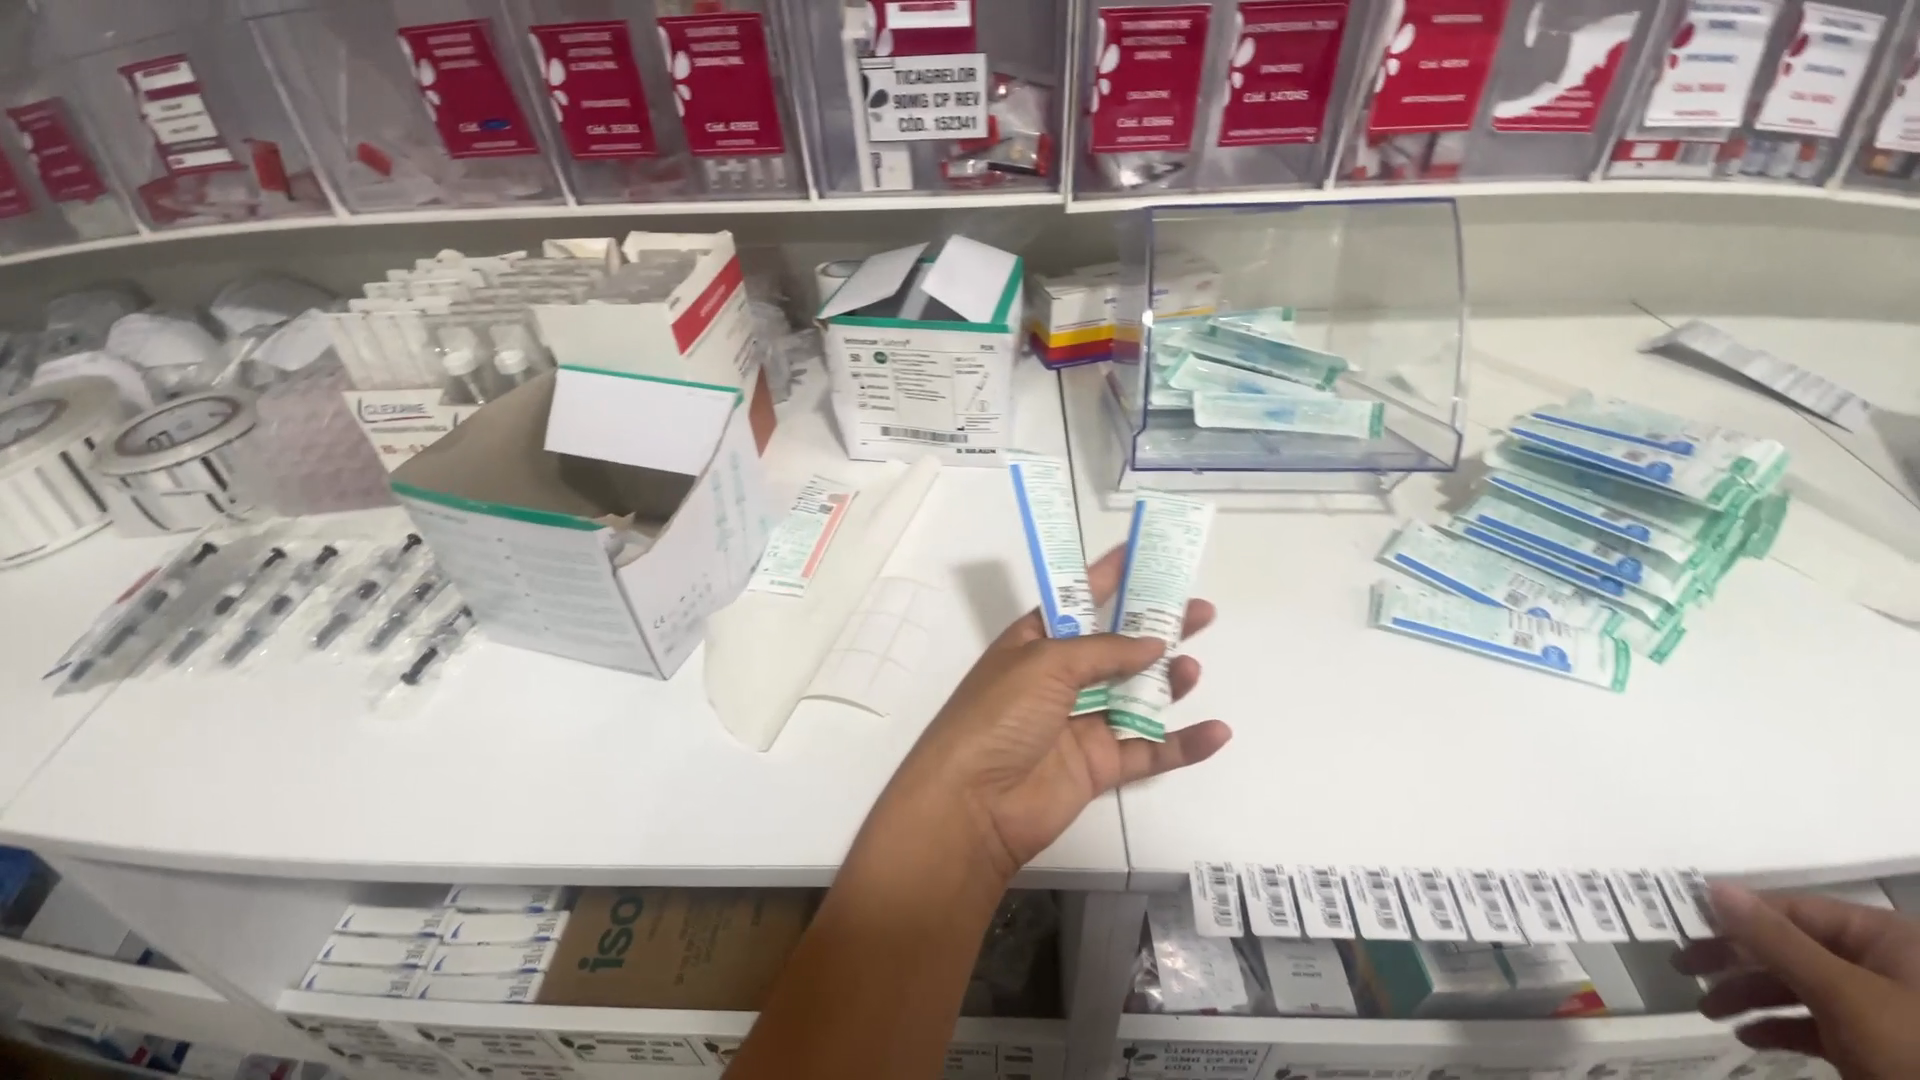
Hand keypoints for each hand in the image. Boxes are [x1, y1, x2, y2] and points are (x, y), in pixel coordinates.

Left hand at [880, 546, 1232, 883]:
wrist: (972, 804)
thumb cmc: (999, 717)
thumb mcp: (1044, 663)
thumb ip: (1103, 651)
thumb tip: (1152, 643)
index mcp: (1034, 643)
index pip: (1076, 601)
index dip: (1107, 576)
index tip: (1142, 552)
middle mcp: (1057, 679)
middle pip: (1116, 647)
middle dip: (1155, 628)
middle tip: (1199, 610)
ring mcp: (1079, 724)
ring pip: (1135, 696)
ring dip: (1167, 681)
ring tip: (1192, 668)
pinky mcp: (1097, 767)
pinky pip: (1148, 751)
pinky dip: (1182, 744)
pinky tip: (1216, 732)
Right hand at [1677, 885, 1919, 1077]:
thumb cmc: (1915, 1052)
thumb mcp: (1843, 996)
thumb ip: (1775, 939)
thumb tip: (1713, 886)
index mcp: (1889, 939)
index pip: (1793, 910)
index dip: (1738, 916)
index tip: (1685, 928)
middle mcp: (1889, 965)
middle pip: (1793, 949)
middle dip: (1736, 962)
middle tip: (1684, 970)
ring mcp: (1888, 1009)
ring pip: (1802, 987)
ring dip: (1750, 997)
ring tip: (1708, 1012)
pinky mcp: (1884, 1046)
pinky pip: (1821, 1023)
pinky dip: (1782, 1026)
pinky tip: (1749, 1036)